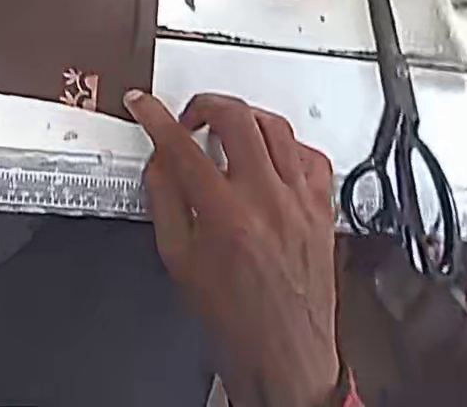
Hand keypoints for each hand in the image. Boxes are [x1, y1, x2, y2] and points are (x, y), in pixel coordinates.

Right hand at [127, 90, 341, 406]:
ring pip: (276, 126)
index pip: (181, 145)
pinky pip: (311, 156)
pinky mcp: (323, 211)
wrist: (285, 361)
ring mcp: (300, 203)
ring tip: (227, 128)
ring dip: (243, 117)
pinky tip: (270, 154)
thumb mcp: (177, 257)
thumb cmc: (233, 319)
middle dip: (203, 105)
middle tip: (190, 118)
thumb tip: (159, 158)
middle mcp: (267, 201)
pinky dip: (286, 145)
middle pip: (236, 117)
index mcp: (225, 215)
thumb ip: (163, 197)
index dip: (154, 116)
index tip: (144, 105)